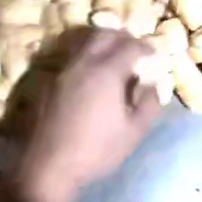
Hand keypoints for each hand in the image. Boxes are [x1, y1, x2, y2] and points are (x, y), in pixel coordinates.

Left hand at [12, 29, 162, 201]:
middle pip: (103, 35)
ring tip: (113, 61)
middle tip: (134, 49)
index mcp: (106, 72)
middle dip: (122, 37)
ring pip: (83, 45)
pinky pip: (71, 61)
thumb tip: (153, 86)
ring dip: (102, 45)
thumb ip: (149, 104)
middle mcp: (82, 64)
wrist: (47, 166)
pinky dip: (86, 60)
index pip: (130, 46)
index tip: (154, 53)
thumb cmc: (96, 150)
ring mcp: (61, 72)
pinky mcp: (47, 84)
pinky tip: (91, 79)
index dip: (145, 47)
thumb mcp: (133, 132)